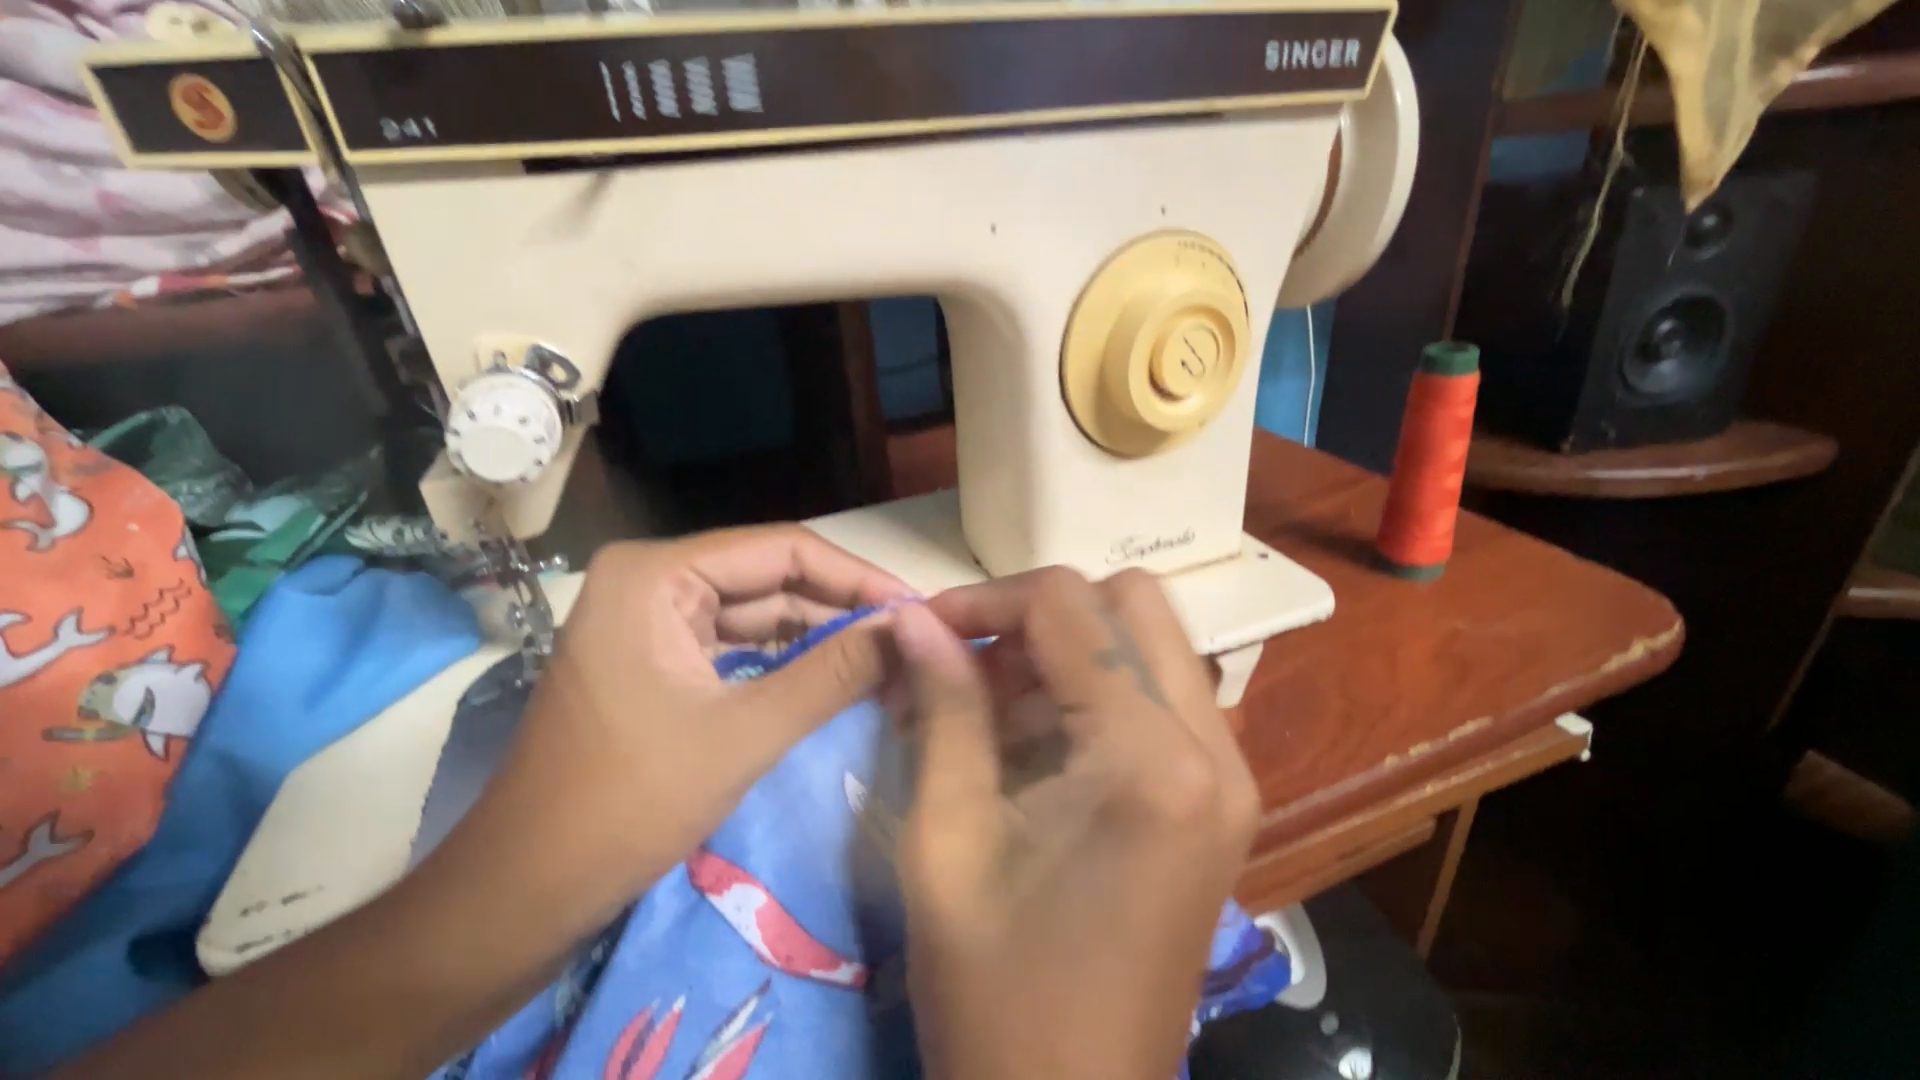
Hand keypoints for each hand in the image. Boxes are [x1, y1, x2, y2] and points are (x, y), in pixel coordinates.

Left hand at [452, 525, 915, 926]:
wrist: (526, 888)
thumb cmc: (628, 803)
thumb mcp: (745, 733)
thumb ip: (834, 673)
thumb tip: (912, 629)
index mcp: (656, 573)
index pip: (783, 549)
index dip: (859, 576)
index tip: (921, 609)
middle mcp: (651, 578)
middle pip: (771, 576)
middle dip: (843, 609)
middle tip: (915, 640)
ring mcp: (649, 618)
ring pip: (758, 612)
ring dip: (821, 636)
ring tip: (891, 658)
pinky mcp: (655, 657)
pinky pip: (736, 645)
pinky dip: (786, 660)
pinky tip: (839, 675)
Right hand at [891, 568, 1260, 1079]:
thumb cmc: (994, 990)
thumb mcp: (945, 841)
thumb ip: (942, 709)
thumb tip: (911, 617)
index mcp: (1147, 758)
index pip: (1070, 605)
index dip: (986, 599)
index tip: (925, 631)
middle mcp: (1212, 748)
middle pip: (1132, 604)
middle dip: (1040, 614)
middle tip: (969, 664)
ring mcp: (1230, 776)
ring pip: (1153, 645)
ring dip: (1071, 651)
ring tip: (992, 708)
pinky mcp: (1222, 803)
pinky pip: (1164, 700)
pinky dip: (1101, 693)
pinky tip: (1040, 745)